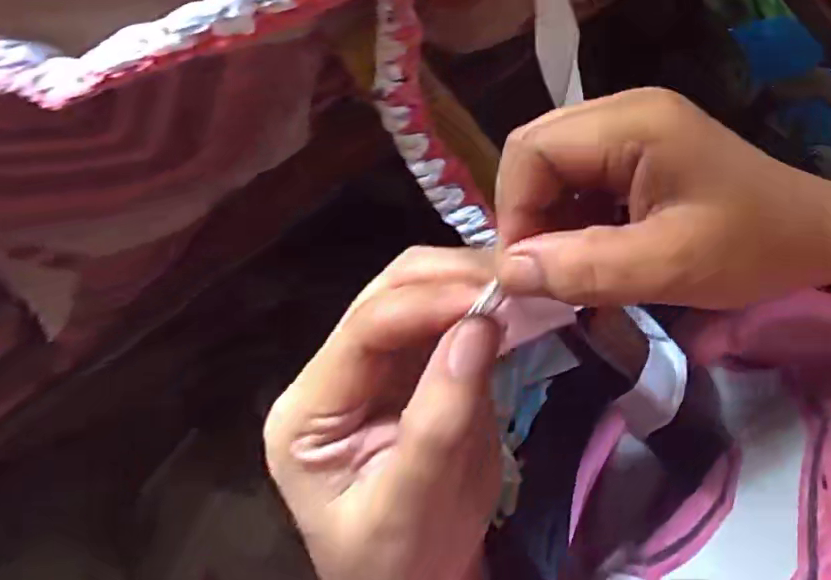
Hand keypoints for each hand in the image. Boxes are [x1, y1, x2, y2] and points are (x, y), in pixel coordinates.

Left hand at [265, 248, 502, 579]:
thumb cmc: (405, 560)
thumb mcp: (415, 502)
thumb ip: (441, 415)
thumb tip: (481, 323)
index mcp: (309, 409)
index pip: (366, 327)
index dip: (429, 303)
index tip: (493, 300)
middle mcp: (336, 370)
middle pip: (391, 289)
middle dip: (453, 278)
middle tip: (514, 285)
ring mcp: (378, 360)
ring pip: (422, 285)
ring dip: (471, 279)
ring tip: (520, 289)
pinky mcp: (418, 358)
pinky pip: (450, 308)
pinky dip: (483, 298)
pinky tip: (516, 303)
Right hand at [493, 88, 830, 308]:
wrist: (818, 232)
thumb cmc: (754, 246)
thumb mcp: (670, 265)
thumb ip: (584, 267)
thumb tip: (507, 271)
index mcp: (633, 122)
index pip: (532, 148)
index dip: (516, 211)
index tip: (529, 274)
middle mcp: (627, 108)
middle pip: (540, 148)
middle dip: (532, 213)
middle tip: (549, 273)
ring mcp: (638, 123)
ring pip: (560, 163)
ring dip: (556, 216)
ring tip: (576, 268)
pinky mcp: (647, 145)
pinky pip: (589, 173)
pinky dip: (580, 214)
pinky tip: (600, 250)